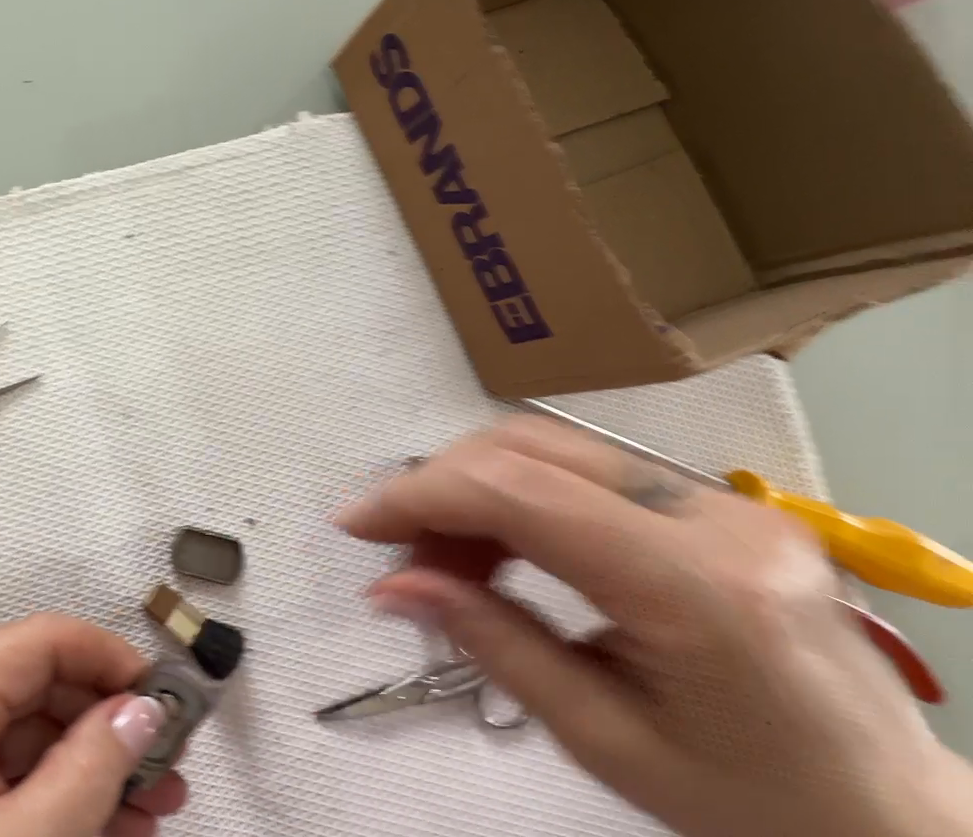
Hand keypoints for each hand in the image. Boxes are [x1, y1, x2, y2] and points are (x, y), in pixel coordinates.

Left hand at [0, 613, 188, 836]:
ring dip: (95, 760)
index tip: (170, 701)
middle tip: (173, 767)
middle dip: (110, 719)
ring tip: (160, 805)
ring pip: (29, 728)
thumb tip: (144, 707)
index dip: (111, 658)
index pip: (42, 640)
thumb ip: (91, 768)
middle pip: (38, 681)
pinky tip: (114, 825)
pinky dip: (60, 789)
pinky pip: (7, 768)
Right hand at [337, 417, 972, 836]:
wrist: (893, 819)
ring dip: (474, 490)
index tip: (352, 525)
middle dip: (440, 489)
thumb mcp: (605, 740)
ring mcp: (725, 500)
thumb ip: (493, 643)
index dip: (420, 495)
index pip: (523, 495)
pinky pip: (584, 469)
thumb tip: (390, 584)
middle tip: (403, 559)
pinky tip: (501, 550)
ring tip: (448, 564)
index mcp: (699, 588)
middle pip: (531, 448)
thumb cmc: (749, 804)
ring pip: (550, 446)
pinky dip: (517, 497)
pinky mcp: (717, 502)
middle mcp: (718, 517)